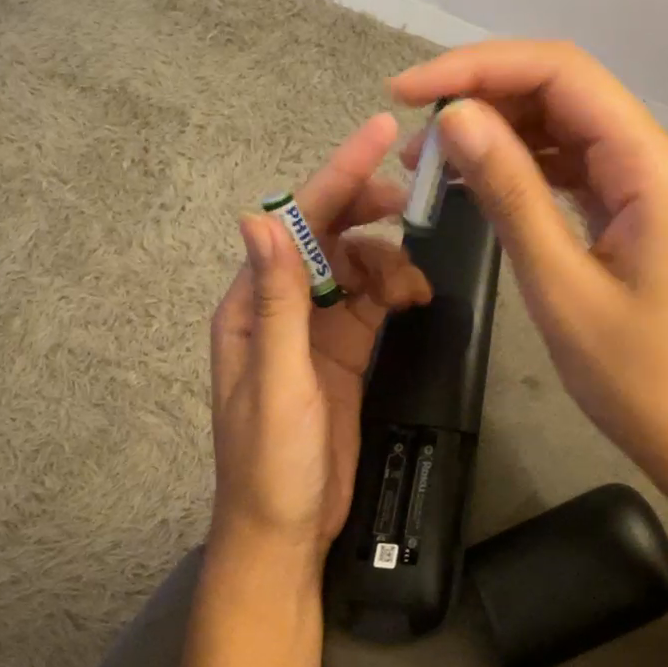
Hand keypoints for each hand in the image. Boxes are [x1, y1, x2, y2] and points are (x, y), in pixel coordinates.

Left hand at [210, 114, 431, 557]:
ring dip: (389, 264)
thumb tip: (261, 216)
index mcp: (250, 306)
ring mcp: (313, 329)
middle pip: (327, 235)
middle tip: (415, 208)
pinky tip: (417, 303)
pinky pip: (371, 302)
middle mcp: (278, 306)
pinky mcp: (342, 352)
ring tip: (417, 292)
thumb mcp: (276, 383)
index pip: (297, 223)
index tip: (382, 131)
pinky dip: (396, 292)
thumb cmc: (272, 465)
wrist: (287, 534)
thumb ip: (275, 302)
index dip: (337, 174)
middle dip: (369, 213)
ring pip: (356, 266)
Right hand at [391, 41, 667, 476]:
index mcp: (650, 163)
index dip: (478, 67)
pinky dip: (524, 166)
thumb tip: (455, 116)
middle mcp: (654, 156)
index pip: (560, 73)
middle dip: (484, 97)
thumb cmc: (636, 374)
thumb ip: (510, 192)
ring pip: (565, 127)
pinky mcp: (635, 209)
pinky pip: (574, 166)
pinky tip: (477, 182)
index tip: (407, 93)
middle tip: (414, 134)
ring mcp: (648, 182)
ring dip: (499, 132)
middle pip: (563, 91)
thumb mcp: (560, 284)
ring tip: (431, 162)